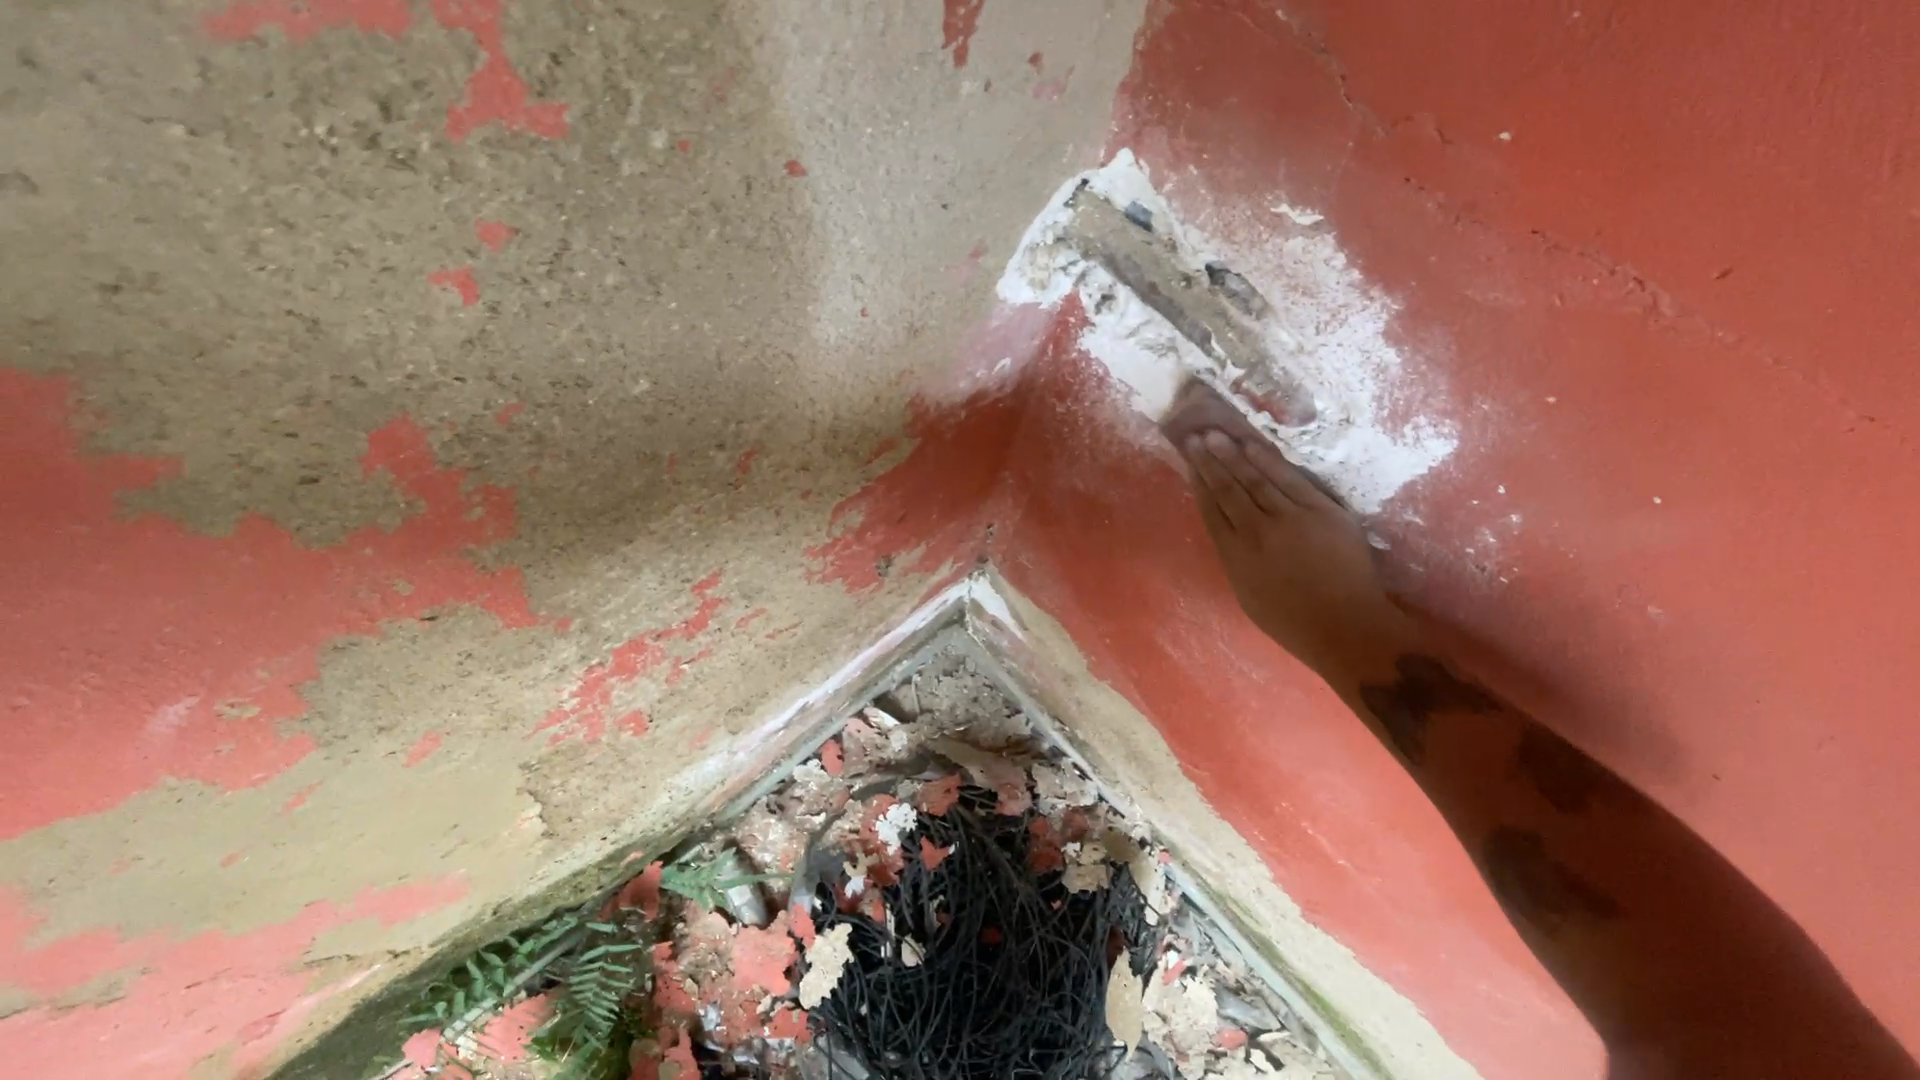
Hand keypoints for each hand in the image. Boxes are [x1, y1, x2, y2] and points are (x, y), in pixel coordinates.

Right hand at [1161, 382, 1406, 680]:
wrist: (1345, 625)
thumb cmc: (1294, 620)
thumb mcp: (1248, 594)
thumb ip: (1236, 559)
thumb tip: (1229, 531)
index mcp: (1235, 556)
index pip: (1212, 510)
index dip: (1199, 483)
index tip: (1188, 462)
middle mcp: (1255, 531)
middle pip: (1228, 489)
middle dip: (1210, 461)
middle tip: (1196, 437)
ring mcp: (1289, 518)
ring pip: (1254, 479)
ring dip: (1232, 454)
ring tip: (1216, 435)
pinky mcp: (1319, 510)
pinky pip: (1288, 479)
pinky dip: (1268, 461)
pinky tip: (1252, 447)